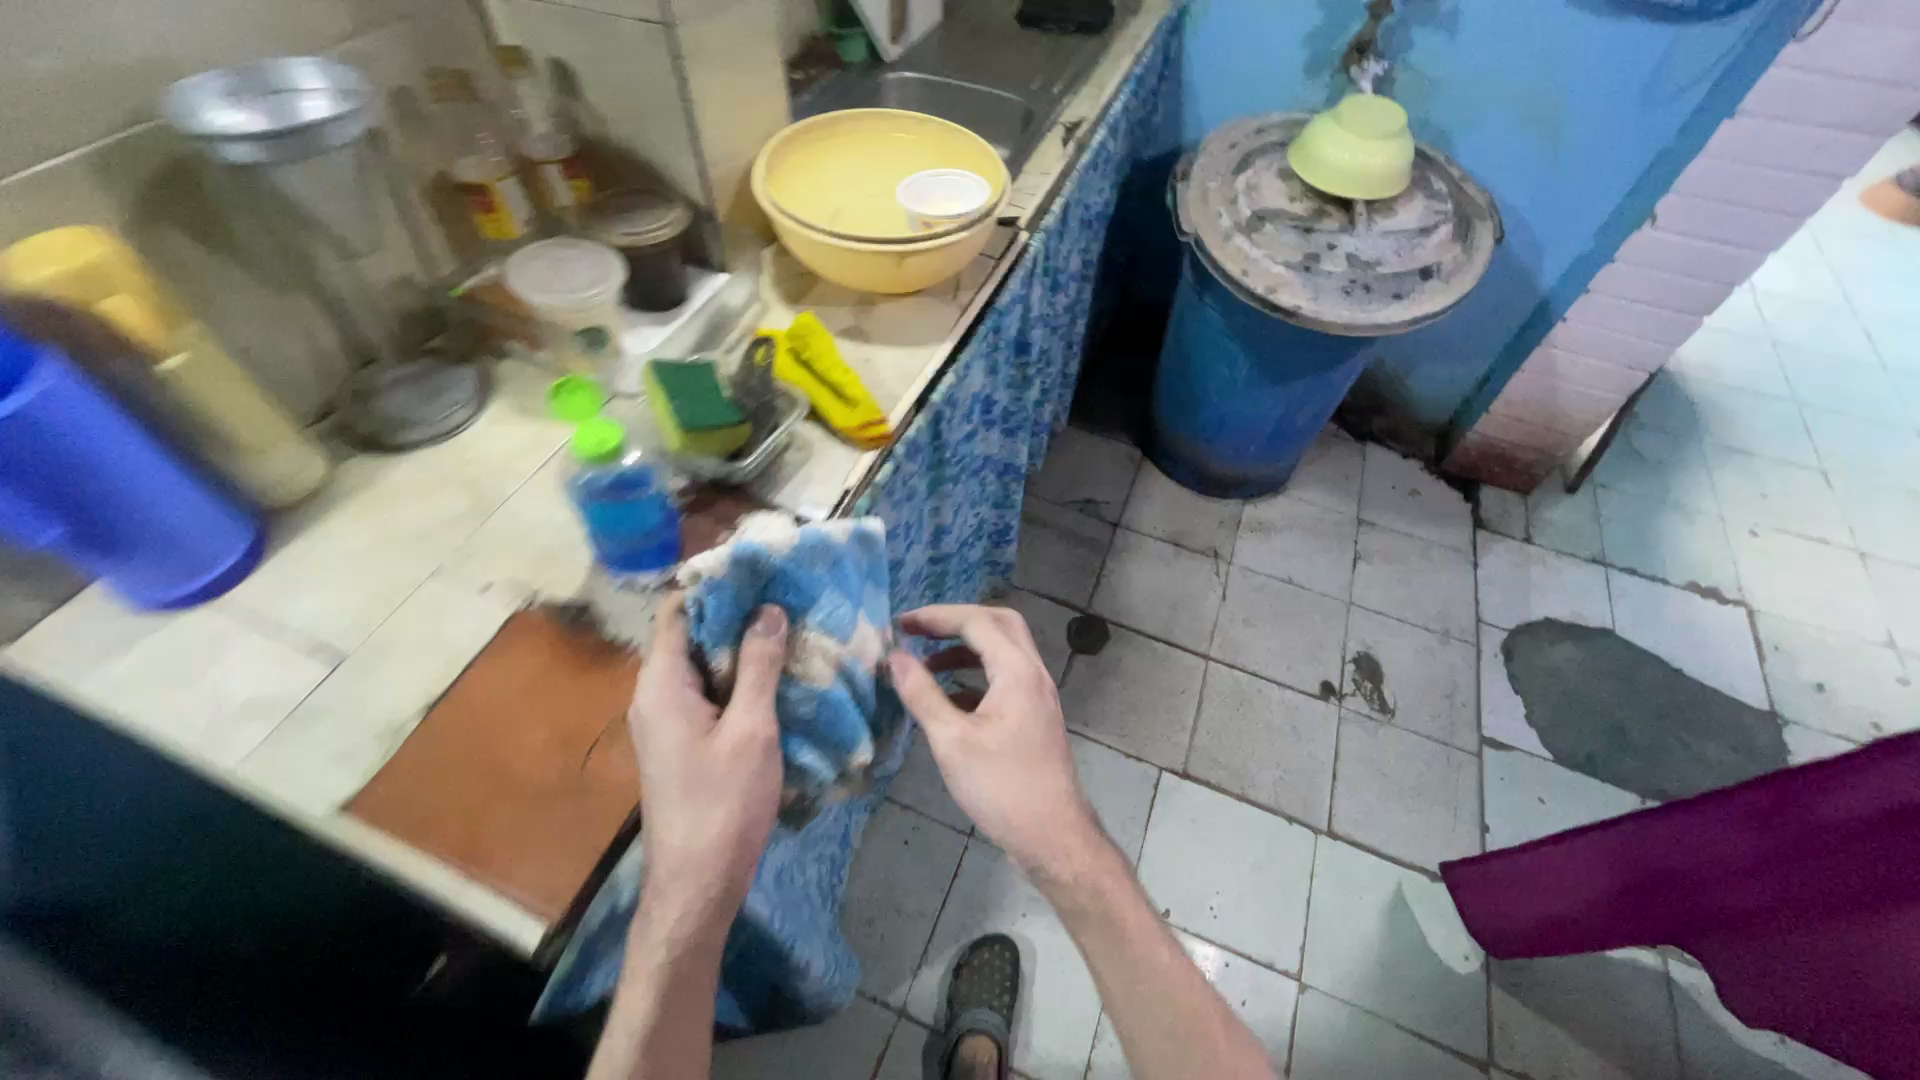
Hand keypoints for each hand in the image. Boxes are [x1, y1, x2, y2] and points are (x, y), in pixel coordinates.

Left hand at [629, 596, 788, 935]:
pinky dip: (738, 681)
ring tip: (790, 632)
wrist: (698, 882)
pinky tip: (777, 680)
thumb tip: (769, 610)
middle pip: (692, 636)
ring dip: (742, 651)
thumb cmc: (723, 802)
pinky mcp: (681, 743)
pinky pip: (708, 695)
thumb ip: (760, 667)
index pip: (679, 611)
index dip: (715, 586)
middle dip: (737, 616)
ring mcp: (666, 721)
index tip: (760, 571)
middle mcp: (654, 695)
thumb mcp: (751, 729)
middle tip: (787, 599)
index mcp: (662, 683)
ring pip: (704, 668)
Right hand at [888, 604, 1101, 875]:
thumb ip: (922, 694)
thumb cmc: (1001, 788)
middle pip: (997, 624)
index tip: (900, 623)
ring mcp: (1038, 695)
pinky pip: (1005, 679)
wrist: (1052, 836)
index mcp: (1016, 671)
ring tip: (927, 664)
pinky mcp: (1034, 717)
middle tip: (919, 631)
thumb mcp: (951, 741)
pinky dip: (975, 676)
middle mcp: (1033, 674)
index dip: (935, 616)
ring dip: (966, 649)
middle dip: (956, 622)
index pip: (975, 622)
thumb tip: (895, 657)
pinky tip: (948, 698)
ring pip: (1003, 652)